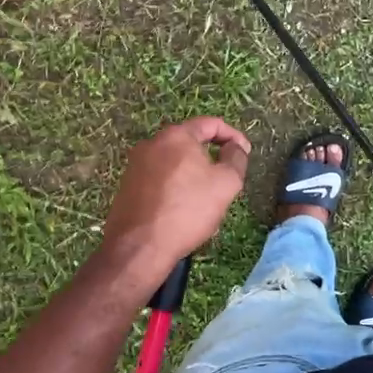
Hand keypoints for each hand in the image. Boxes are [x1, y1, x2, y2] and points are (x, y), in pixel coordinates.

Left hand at [98, 118, 250, 285]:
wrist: (140, 247)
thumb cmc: (188, 210)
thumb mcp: (227, 182)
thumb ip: (236, 158)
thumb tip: (234, 147)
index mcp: (176, 136)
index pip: (211, 124)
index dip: (233, 136)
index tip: (245, 153)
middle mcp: (151, 144)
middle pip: (191, 143)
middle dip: (212, 158)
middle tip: (227, 179)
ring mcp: (135, 165)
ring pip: (175, 163)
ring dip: (195, 175)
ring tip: (207, 200)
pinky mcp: (127, 186)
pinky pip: (161, 179)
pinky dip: (177, 187)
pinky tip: (184, 211)